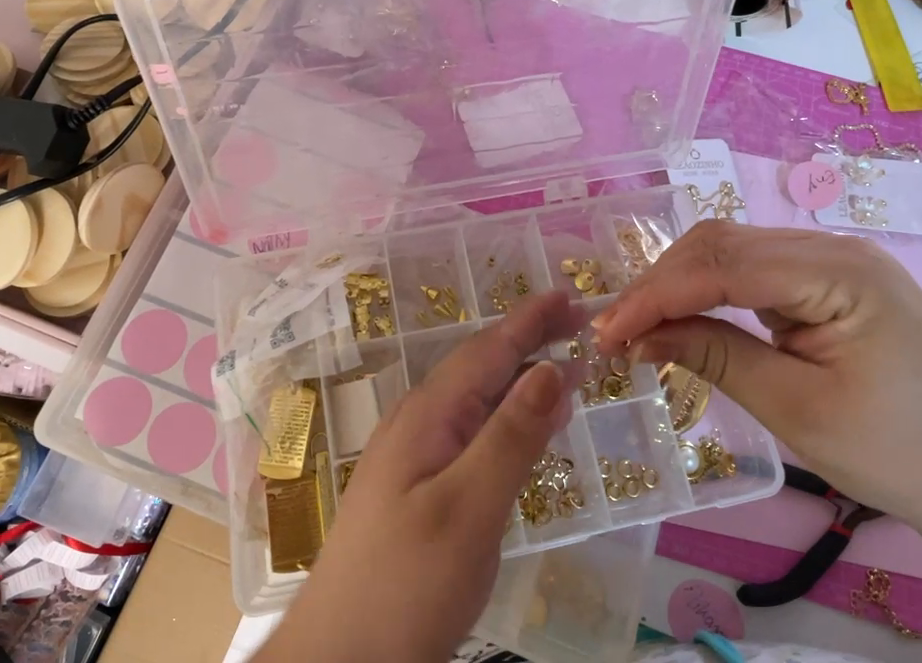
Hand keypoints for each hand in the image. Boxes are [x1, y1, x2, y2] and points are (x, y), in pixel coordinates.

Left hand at [256, 291, 583, 662]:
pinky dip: (508, 419)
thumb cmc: (407, 582)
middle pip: (481, 368)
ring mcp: (415, 458)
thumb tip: (552, 368)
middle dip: (529, 341)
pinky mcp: (419, 490)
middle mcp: (418, 425)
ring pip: (477, 401)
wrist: (342, 655)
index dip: (530, 321)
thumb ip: (511, 437)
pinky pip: (471, 434)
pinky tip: (526, 429)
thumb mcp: (468, 508)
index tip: (572, 294)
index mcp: (427, 417)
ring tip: (565, 365)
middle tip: (579, 323)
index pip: (487, 351)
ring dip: (521, 378)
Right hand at [592, 221, 921, 526]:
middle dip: (661, 284)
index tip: (608, 331)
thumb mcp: (796, 410)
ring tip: (635, 326)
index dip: (658, 294)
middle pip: (723, 245)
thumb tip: (638, 334)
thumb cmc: (894, 452)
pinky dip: (705, 292)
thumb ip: (715, 356)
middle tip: (613, 332)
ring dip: (677, 284)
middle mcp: (836, 248)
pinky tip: (678, 316)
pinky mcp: (823, 280)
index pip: (726, 266)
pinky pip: (749, 271)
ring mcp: (831, 260)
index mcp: (843, 272)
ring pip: (729, 251)